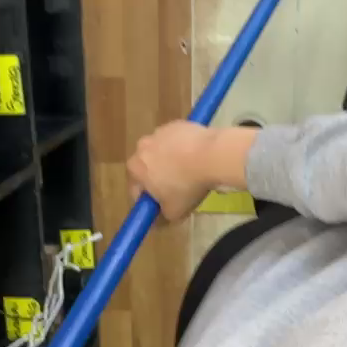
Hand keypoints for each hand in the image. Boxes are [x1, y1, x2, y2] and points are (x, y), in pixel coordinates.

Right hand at [127, 121, 255, 222]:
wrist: (212, 155)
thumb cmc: (187, 186)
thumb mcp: (174, 212)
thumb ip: (161, 219)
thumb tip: (156, 223)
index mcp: (135, 168)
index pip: (136, 190)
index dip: (149, 201)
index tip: (161, 206)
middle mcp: (141, 147)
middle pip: (148, 168)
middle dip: (159, 178)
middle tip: (178, 190)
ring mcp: (159, 132)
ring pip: (162, 153)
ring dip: (171, 162)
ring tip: (191, 172)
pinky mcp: (176, 124)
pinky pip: (176, 140)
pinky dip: (183, 148)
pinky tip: (197, 157)